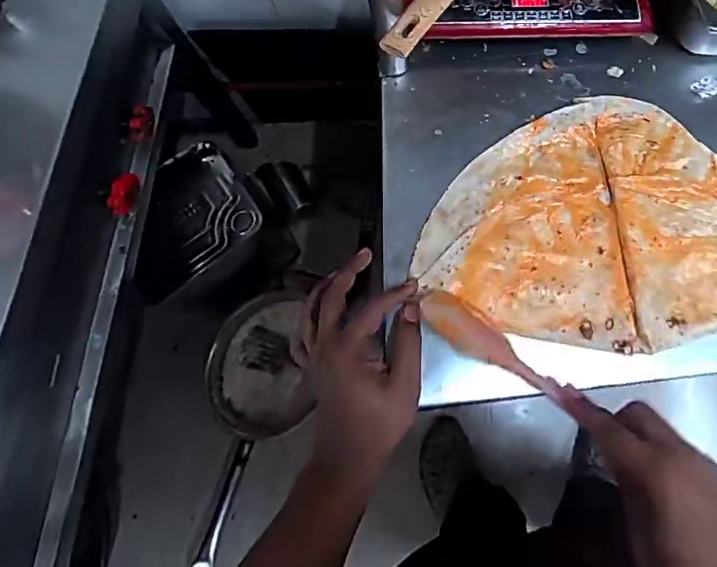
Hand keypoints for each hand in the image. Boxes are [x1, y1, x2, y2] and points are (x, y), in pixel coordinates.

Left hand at [291, 248, 421, 486]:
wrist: (345, 461)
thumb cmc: (378, 427)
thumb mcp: (404, 386)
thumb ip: (408, 343)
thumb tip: (410, 309)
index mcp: (347, 349)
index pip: (373, 308)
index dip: (395, 294)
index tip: (414, 287)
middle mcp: (324, 345)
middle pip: (330, 296)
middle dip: (348, 271)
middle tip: (365, 254)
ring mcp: (313, 355)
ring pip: (310, 310)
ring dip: (325, 287)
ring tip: (343, 272)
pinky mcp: (311, 366)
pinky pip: (303, 333)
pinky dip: (310, 315)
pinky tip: (321, 310)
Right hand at [557, 390, 716, 566]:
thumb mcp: (643, 545)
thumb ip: (625, 499)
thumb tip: (615, 472)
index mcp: (657, 469)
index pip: (610, 430)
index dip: (582, 411)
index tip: (561, 392)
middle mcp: (682, 455)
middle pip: (638, 415)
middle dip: (613, 420)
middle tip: (592, 441)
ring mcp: (704, 464)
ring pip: (660, 430)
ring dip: (637, 437)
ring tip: (622, 471)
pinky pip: (679, 450)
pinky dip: (659, 454)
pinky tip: (656, 487)